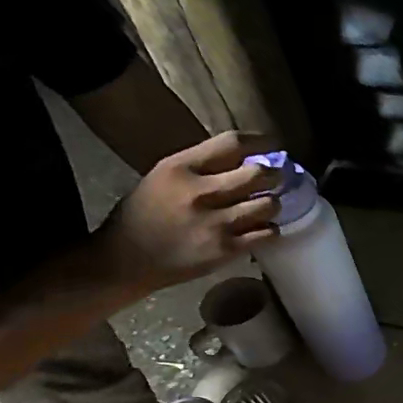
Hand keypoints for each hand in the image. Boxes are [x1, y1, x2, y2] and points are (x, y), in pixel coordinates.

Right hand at [96, 131, 281, 288]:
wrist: (126, 260)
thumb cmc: (143, 214)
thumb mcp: (163, 176)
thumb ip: (201, 166)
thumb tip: (245, 159)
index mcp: (182, 167)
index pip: (233, 143)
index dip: (260, 141)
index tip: (272, 145)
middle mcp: (201, 192)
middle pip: (258, 174)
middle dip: (274, 175)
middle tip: (276, 178)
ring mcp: (216, 223)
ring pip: (268, 205)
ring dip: (273, 203)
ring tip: (267, 206)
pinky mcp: (225, 250)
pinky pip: (265, 234)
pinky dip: (270, 229)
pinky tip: (263, 229)